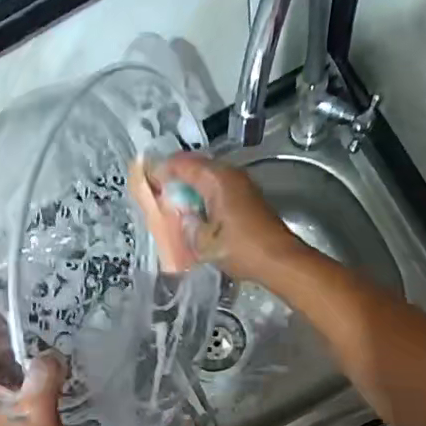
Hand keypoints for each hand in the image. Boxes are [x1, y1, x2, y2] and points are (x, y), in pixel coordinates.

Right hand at [152, 154, 308, 283]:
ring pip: (207, 178)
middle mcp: (229, 174)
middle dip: (175, 178)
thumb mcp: (203, 242)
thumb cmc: (241, 249)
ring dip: (190, 188)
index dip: (161, 170)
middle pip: (195, 167)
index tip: (145, 181)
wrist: (279, 261)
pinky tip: (196, 213)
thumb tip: (181, 215)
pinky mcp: (248, 199)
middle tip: (156, 193)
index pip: (181, 164)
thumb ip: (186, 224)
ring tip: (173, 204)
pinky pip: (218, 190)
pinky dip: (204, 197)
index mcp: (216, 179)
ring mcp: (241, 185)